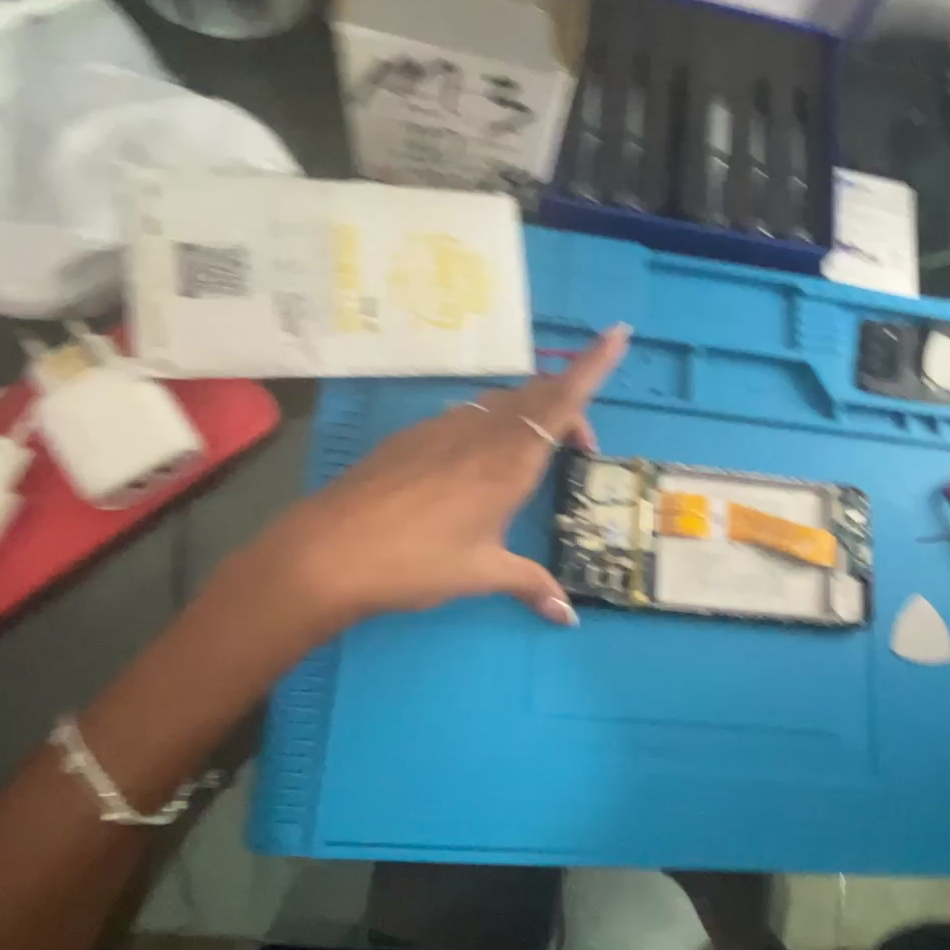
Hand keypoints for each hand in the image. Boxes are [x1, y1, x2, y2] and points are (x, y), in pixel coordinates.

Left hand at [255, 324, 631, 631]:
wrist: (331, 549)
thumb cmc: (418, 561)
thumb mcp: (481, 574)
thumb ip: (530, 585)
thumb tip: (567, 617)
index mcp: (510, 460)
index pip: (563, 401)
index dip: (594, 365)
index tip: (619, 332)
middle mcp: (482, 431)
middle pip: (538, 395)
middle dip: (569, 406)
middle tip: (581, 444)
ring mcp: (444, 426)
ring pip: (502, 402)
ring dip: (530, 414)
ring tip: (534, 454)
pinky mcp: (414, 434)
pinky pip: (469, 415)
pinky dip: (492, 424)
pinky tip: (476, 464)